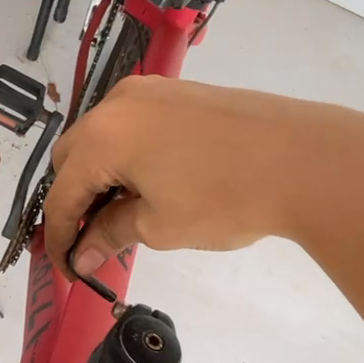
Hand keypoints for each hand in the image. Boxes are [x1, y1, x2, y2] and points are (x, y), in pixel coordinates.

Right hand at [43, 76, 363, 276]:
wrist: (302, 159)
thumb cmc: (224, 198)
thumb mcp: (159, 226)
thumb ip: (110, 235)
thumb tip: (82, 255)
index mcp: (103, 137)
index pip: (62, 194)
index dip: (61, 238)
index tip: (70, 270)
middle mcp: (117, 104)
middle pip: (72, 158)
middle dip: (75, 201)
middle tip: (96, 240)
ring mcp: (149, 92)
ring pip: (101, 138)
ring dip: (100, 177)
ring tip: (124, 215)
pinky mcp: (177, 93)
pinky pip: (131, 127)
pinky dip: (126, 157)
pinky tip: (149, 185)